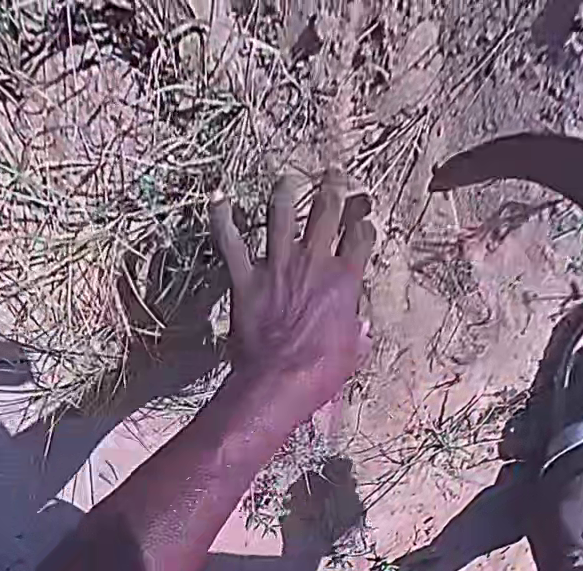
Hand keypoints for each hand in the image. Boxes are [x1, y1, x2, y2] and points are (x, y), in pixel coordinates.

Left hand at [211, 171, 375, 421]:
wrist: (278, 381)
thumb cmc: (318, 373)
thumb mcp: (351, 353)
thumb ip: (356, 331)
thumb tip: (361, 327)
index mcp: (345, 279)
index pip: (361, 235)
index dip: (362, 224)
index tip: (360, 223)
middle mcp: (313, 262)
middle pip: (327, 210)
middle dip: (333, 189)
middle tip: (333, 178)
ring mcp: (277, 267)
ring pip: (282, 213)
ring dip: (285, 193)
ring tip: (286, 182)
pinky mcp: (245, 280)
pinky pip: (231, 242)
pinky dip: (224, 219)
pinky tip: (220, 200)